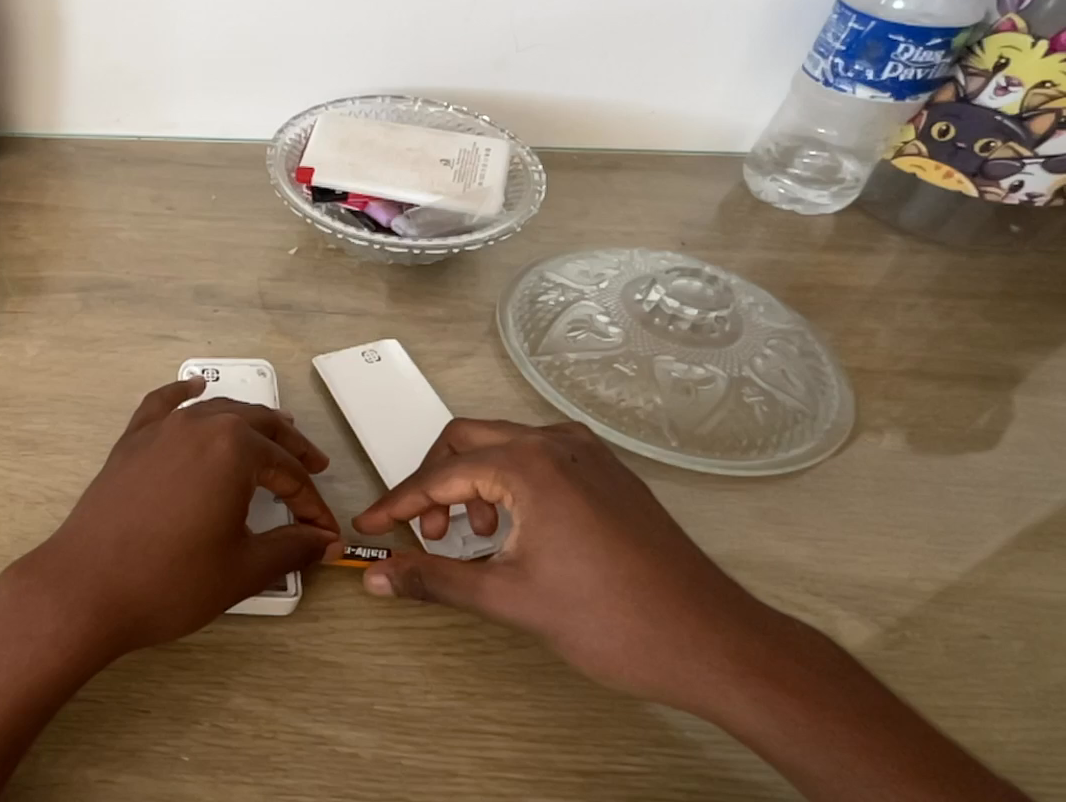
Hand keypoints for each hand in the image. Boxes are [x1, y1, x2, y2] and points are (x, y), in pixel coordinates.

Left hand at [17, 376, 340, 655]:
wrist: (87, 587)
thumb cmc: (170, 580)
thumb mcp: (242, 569)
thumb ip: (290, 548)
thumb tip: (324, 541)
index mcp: (234, 449)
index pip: (288, 472)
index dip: (311, 504)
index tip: (324, 533)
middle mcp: (199, 425)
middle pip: (258, 426)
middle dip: (291, 449)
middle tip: (314, 468)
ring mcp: (161, 428)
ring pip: (216, 410)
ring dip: (250, 422)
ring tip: (273, 437)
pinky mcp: (131, 440)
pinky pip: (163, 404)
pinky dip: (184, 392)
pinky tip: (195, 387)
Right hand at [353, 418, 780, 712]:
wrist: (718, 645)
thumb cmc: (617, 622)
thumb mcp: (509, 598)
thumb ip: (433, 579)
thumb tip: (377, 576)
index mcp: (529, 465)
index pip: (439, 477)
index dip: (396, 503)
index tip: (369, 524)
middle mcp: (556, 444)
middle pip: (463, 440)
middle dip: (433, 483)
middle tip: (425, 530)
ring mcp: (587, 454)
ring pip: (500, 445)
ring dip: (471, 481)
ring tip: (476, 535)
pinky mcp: (607, 472)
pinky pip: (536, 456)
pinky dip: (508, 482)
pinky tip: (514, 528)